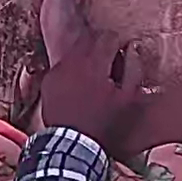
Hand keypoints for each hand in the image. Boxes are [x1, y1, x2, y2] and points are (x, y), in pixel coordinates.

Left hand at [38, 29, 143, 157]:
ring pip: (74, 52)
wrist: (73, 143)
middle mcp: (72, 61)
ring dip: (86, 57)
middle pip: (88, 39)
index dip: (118, 42)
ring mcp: (57, 70)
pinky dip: (72, 70)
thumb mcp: (128, 99)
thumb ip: (133, 70)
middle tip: (110, 60)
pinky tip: (79, 85)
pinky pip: (62, 66)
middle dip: (101, 45)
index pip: (107, 37)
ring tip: (95, 75)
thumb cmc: (105, 122)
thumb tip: (132, 49)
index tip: (123, 51)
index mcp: (94, 63)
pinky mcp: (48, 81)